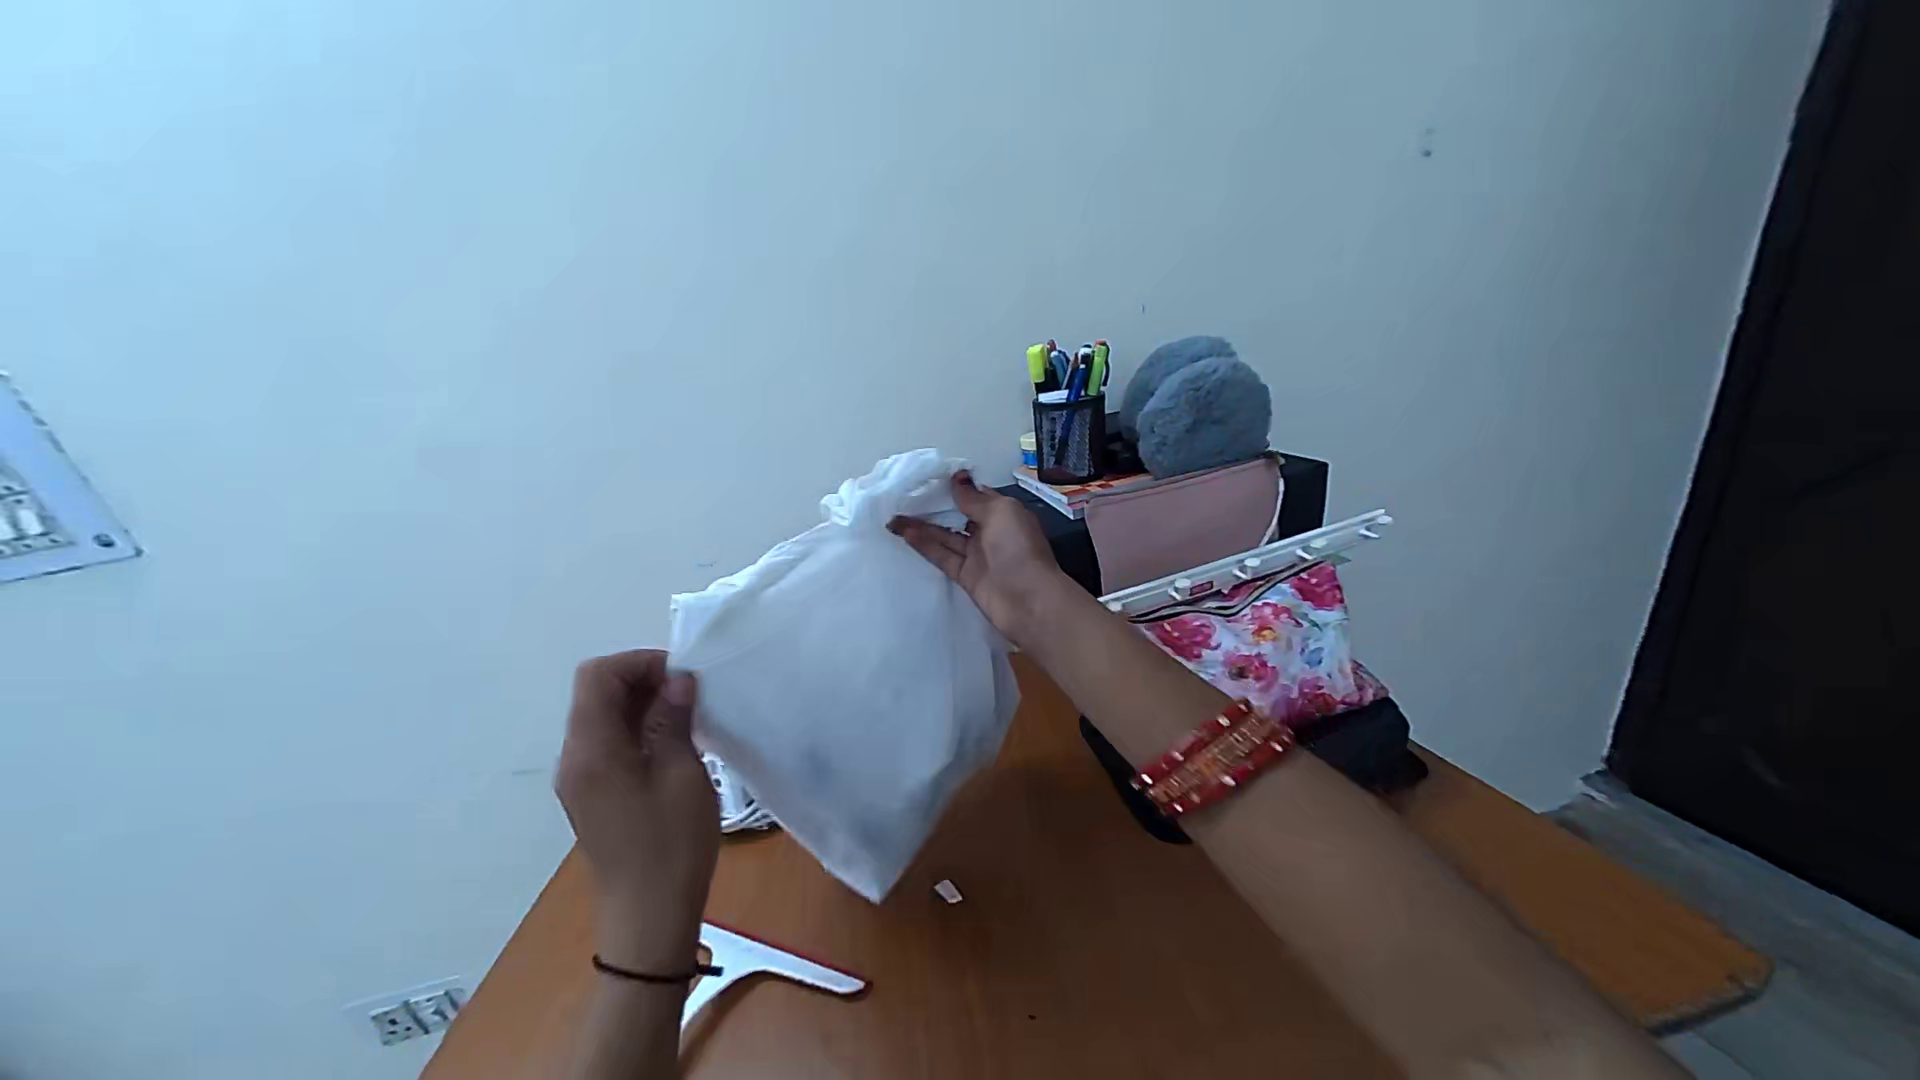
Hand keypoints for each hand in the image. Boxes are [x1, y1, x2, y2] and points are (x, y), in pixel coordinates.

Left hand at [555, 651, 718, 973]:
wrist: (649, 916)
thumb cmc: (671, 845)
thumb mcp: (683, 774)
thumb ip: (674, 720)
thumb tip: (678, 679)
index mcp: (591, 751)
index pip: (599, 676)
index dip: (641, 662)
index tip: (684, 675)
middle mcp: (575, 758)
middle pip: (597, 691)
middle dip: (644, 679)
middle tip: (691, 693)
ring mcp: (581, 776)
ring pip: (604, 714)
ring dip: (643, 702)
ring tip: (688, 715)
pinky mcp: (594, 791)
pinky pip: (609, 740)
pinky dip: (638, 726)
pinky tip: (673, 742)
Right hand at [888, 471, 1074, 647]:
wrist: (1029, 601)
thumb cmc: (1019, 548)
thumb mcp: (1000, 511)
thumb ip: (974, 498)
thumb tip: (957, 478)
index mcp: (1004, 513)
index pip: (976, 496)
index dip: (954, 487)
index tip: (927, 479)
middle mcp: (990, 532)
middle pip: (957, 515)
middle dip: (934, 506)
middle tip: (903, 496)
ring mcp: (977, 555)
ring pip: (945, 536)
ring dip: (922, 525)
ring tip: (893, 515)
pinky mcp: (965, 576)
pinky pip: (942, 556)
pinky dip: (924, 545)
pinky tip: (904, 533)